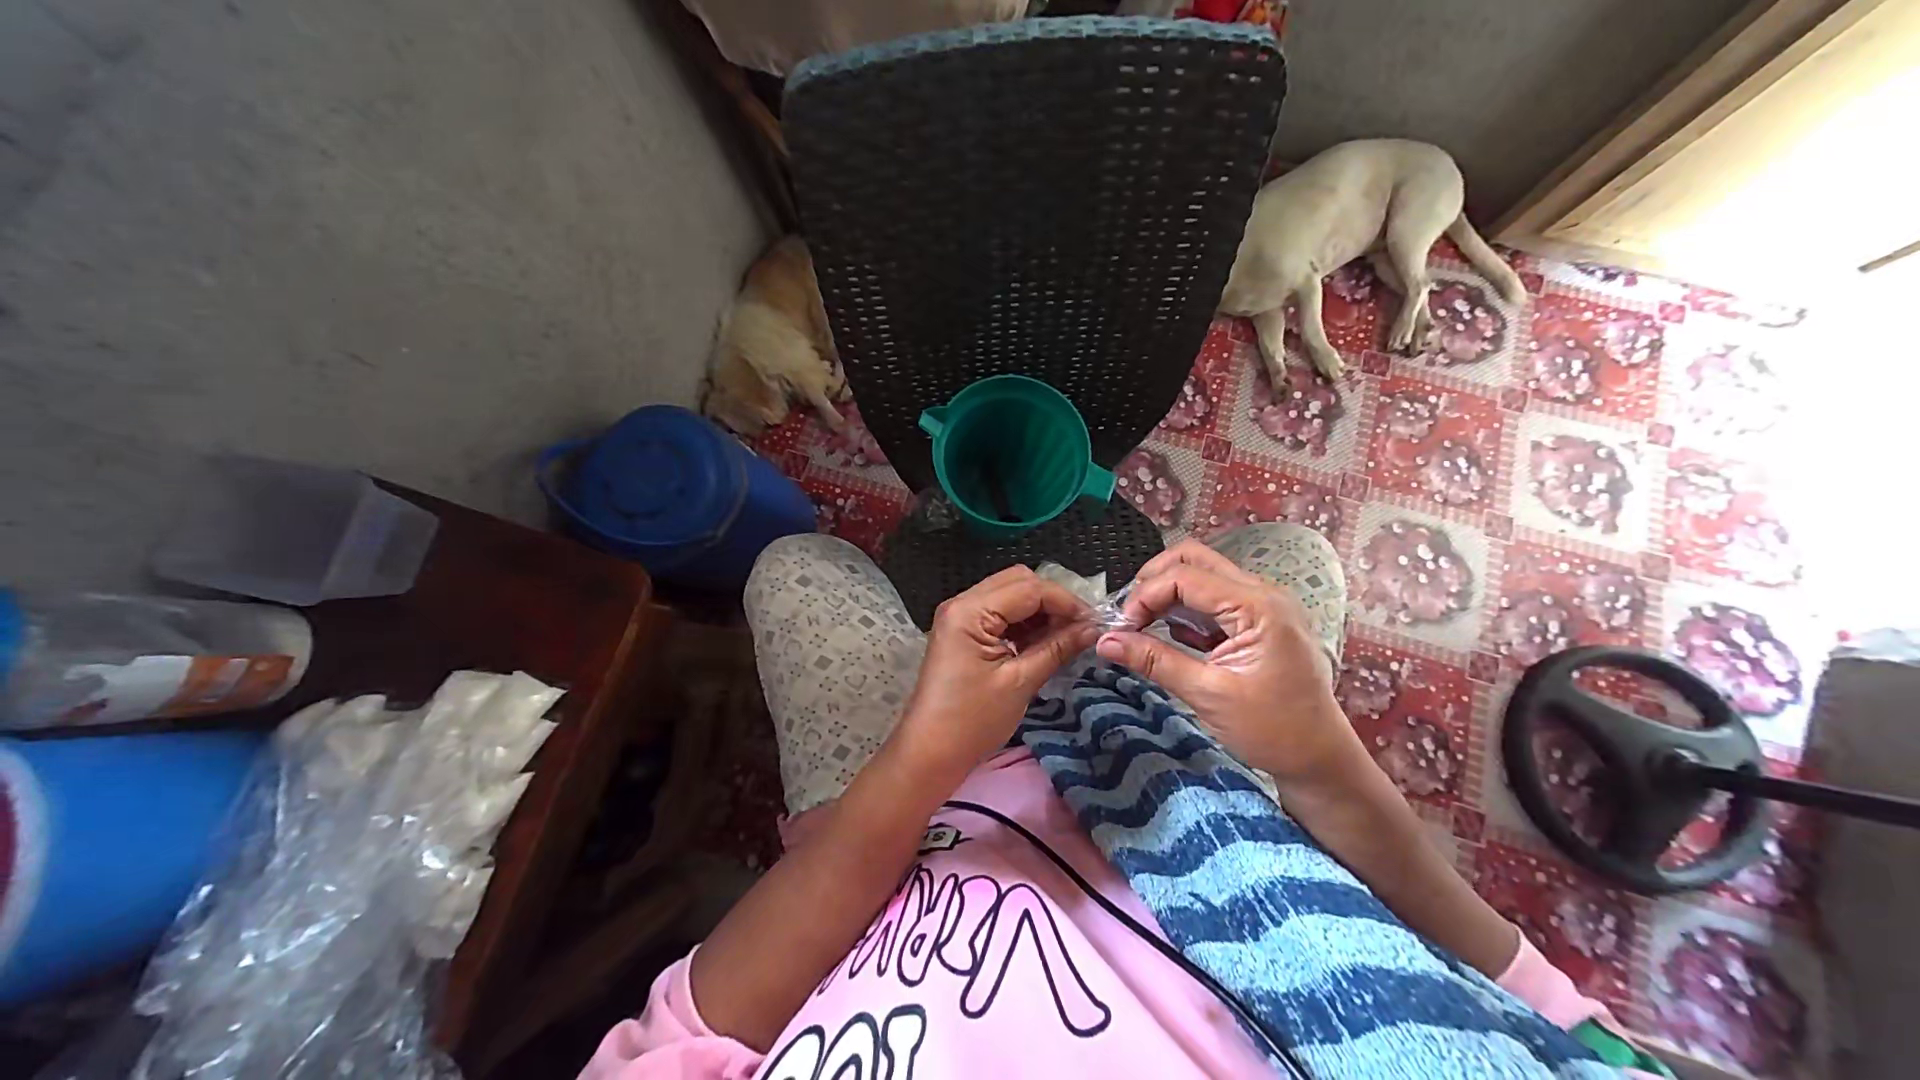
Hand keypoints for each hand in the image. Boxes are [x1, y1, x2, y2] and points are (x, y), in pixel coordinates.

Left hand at [889, 565, 1097, 783]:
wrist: (930, 752)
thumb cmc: (972, 721)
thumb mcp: (1021, 682)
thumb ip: (1057, 648)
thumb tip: (1093, 629)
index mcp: (970, 611)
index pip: (1029, 588)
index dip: (1066, 602)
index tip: (1095, 622)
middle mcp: (962, 603)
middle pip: (1019, 582)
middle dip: (1053, 602)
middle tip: (1080, 629)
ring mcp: (960, 616)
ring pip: (1011, 596)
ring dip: (1040, 612)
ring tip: (1065, 638)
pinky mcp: (963, 631)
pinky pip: (1000, 614)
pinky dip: (1024, 623)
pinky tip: (1043, 643)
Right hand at [1094, 540, 1360, 787]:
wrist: (1320, 759)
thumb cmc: (1272, 730)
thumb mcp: (1207, 694)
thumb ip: (1153, 660)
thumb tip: (1105, 642)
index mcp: (1257, 606)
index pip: (1185, 576)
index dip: (1144, 595)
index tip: (1122, 628)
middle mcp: (1263, 593)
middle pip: (1193, 559)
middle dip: (1153, 582)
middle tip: (1131, 617)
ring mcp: (1263, 603)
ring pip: (1202, 574)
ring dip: (1167, 594)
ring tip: (1144, 629)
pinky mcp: (1258, 619)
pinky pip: (1213, 597)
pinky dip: (1185, 610)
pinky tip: (1172, 638)